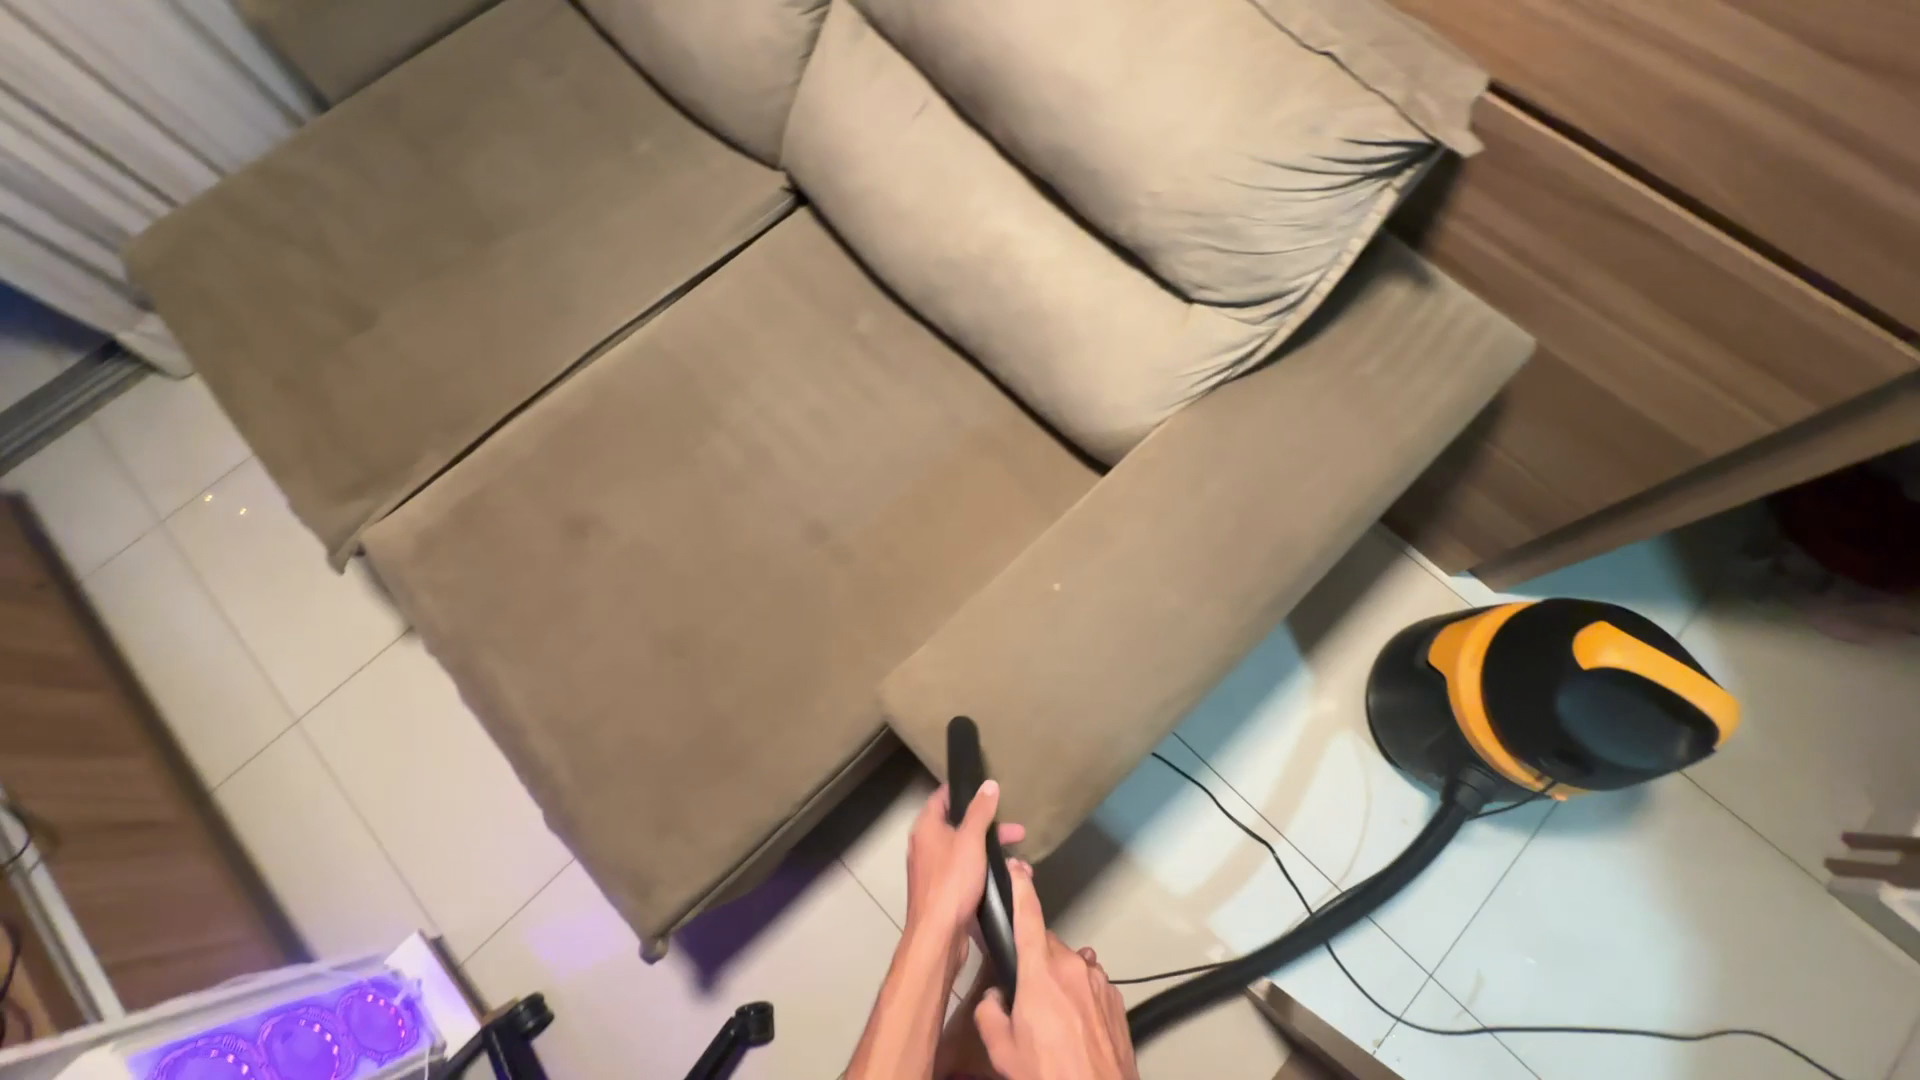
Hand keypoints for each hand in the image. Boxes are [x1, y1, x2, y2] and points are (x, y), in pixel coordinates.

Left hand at [905, 781, 1025, 941]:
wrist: (938, 936)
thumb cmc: (952, 881)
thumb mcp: (970, 841)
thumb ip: (980, 811)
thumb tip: (988, 784)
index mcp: (926, 827)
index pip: (942, 797)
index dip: (963, 791)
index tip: (987, 790)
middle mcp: (925, 845)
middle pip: (958, 825)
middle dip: (987, 826)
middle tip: (1015, 830)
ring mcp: (932, 869)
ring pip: (964, 850)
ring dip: (989, 850)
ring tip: (1018, 858)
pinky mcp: (942, 891)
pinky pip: (964, 871)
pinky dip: (982, 870)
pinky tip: (1005, 878)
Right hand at [974, 861, 1139, 1079]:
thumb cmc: (1048, 1074)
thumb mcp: (1001, 1048)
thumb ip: (989, 1011)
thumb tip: (993, 997)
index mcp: (1040, 971)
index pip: (1028, 914)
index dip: (1021, 886)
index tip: (1016, 867)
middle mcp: (1072, 966)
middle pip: (1047, 945)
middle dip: (1034, 960)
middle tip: (1025, 994)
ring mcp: (1098, 980)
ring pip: (1071, 964)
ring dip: (1059, 979)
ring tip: (1053, 1017)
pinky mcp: (1115, 998)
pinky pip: (1091, 983)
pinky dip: (1080, 994)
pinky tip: (1075, 1024)